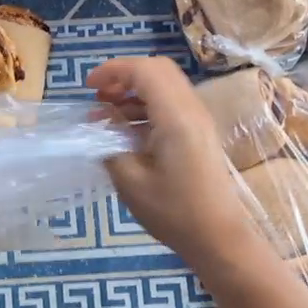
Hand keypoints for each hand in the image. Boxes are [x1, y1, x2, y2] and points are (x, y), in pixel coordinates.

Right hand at [88, 57, 261, 261]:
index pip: (144, 70)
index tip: (88, 87)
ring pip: (166, 87)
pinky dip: (148, 107)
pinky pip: (172, 105)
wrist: (219, 237)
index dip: (113, 70)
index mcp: (175, 116)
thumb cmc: (174, 211)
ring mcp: (199, 121)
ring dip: (136, 92)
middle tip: (99, 96)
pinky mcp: (200, 135)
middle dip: (124, 76)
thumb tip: (100, 123)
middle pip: (158, 71)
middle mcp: (191, 109)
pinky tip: (129, 132)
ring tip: (108, 114)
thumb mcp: (130, 180)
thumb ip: (111, 143)